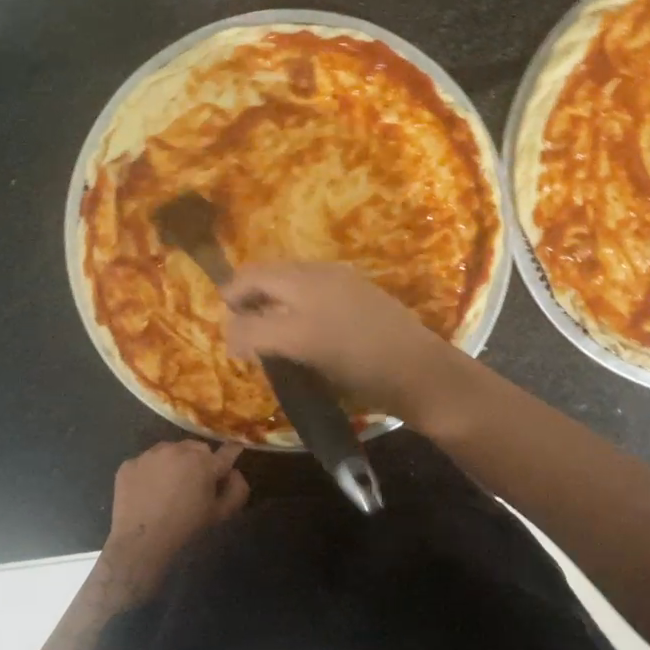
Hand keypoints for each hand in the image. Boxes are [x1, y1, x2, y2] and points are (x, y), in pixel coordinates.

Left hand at [98, 441, 248, 605]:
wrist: (142, 540)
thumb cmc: (185, 527)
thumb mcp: (220, 514)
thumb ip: (237, 490)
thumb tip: (234, 473)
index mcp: (203, 462)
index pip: (226, 451)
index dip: (231, 453)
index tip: (232, 453)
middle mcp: (177, 450)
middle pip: (196, 448)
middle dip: (200, 460)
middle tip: (195, 483)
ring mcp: (149, 454)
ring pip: (169, 450)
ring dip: (173, 462)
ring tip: (168, 487)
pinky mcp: (129, 463)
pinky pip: (145, 462)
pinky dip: (149, 472)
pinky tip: (148, 492)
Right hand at [221, 262, 473, 431]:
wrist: (422, 374)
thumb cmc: (358, 362)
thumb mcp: (298, 346)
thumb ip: (255, 335)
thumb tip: (230, 334)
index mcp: (303, 280)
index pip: (250, 278)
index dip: (231, 303)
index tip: (227, 335)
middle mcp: (321, 274)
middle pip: (269, 278)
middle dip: (249, 301)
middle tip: (243, 335)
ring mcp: (344, 285)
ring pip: (291, 286)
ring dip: (271, 306)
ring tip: (269, 338)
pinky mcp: (360, 300)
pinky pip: (313, 296)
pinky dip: (295, 310)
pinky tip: (303, 337)